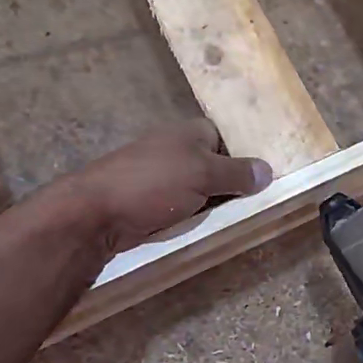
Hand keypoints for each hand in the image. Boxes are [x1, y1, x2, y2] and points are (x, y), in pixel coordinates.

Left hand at [54, 119, 273, 254]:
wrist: (95, 214)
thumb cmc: (153, 182)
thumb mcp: (203, 173)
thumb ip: (236, 173)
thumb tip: (267, 170)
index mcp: (189, 132)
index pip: (225, 137)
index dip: (243, 156)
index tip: (262, 179)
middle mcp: (175, 150)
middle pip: (214, 166)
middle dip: (230, 185)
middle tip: (256, 204)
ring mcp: (160, 178)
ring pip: (199, 192)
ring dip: (213, 206)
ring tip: (237, 221)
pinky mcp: (150, 205)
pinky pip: (182, 209)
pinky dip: (193, 219)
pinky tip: (206, 230)